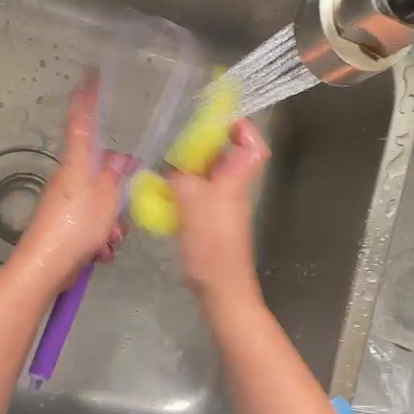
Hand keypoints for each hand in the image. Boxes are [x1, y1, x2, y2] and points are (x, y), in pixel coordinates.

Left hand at [14, 77, 125, 287]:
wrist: (46, 267)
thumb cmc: (76, 227)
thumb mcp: (106, 200)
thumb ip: (115, 177)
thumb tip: (121, 158)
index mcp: (76, 165)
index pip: (81, 125)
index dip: (87, 102)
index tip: (91, 79)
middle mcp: (68, 180)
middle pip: (98, 175)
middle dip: (116, 196)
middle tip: (121, 216)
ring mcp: (63, 204)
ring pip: (98, 206)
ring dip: (109, 224)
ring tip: (109, 242)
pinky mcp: (62, 228)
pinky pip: (89, 227)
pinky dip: (98, 240)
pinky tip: (99, 255)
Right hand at [169, 118, 269, 305]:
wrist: (221, 291)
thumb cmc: (212, 247)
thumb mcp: (192, 203)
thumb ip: (182, 177)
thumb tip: (172, 167)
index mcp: (236, 181)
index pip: (252, 146)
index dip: (241, 129)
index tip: (216, 121)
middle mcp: (232, 193)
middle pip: (224, 160)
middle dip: (201, 150)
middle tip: (175, 150)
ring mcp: (220, 211)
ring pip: (207, 181)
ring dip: (186, 174)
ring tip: (163, 174)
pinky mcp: (208, 228)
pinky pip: (195, 201)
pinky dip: (180, 196)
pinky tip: (162, 201)